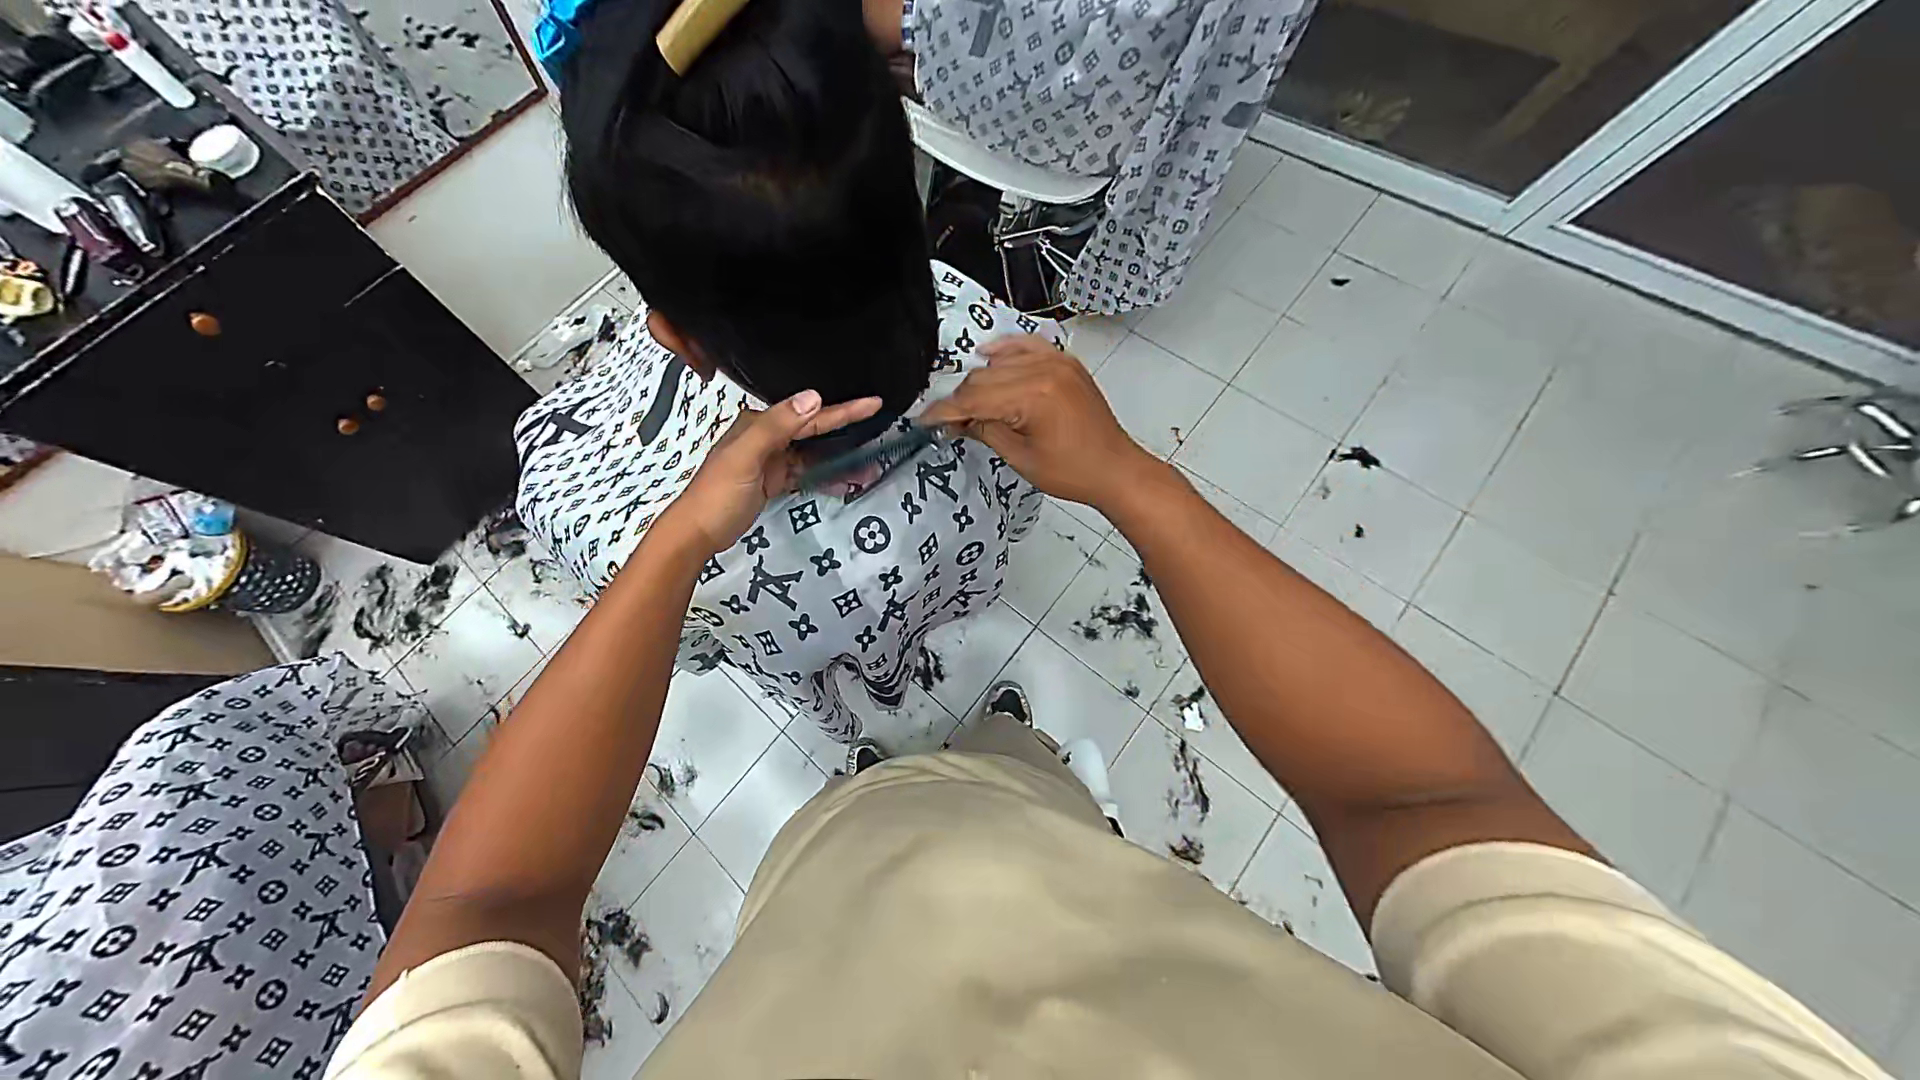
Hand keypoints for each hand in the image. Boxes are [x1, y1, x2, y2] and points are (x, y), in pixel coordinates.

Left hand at [660, 390, 882, 554]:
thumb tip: (812, 398)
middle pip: (813, 431)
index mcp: (759, 425)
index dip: (842, 411)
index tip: (872, 404)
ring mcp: (770, 461)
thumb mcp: (746, 457)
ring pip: (812, 455)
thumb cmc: (717, 495)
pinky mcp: (772, 481)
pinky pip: (805, 474)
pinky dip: (824, 477)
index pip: (807, 415)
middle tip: (878, 431)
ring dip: (839, 460)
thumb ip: (777, 426)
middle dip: (846, 434)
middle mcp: (766, 438)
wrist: (697, 533)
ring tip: (868, 468)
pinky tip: (844, 483)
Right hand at [919, 335, 1160, 508]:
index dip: (945, 411)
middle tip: (947, 423)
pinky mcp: (1065, 363)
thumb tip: (956, 422)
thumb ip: (984, 430)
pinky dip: (1006, 350)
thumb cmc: (1076, 471)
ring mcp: (1058, 362)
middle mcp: (1046, 370)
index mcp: (1035, 395)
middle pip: (983, 377)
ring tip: (969, 407)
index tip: (925, 421)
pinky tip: (988, 353)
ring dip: (979, 381)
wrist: (1115, 469)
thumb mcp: (1020, 458)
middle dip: (960, 400)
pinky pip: (1027, 345)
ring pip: (1000, 362)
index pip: (974, 397)